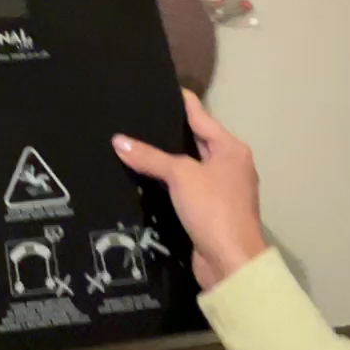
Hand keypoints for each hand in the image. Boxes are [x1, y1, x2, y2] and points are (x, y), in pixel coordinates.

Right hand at [113, 90, 267, 288]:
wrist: (231, 263)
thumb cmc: (213, 209)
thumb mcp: (180, 176)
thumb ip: (149, 157)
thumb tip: (118, 141)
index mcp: (230, 148)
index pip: (200, 115)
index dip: (179, 100)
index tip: (157, 86)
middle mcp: (229, 164)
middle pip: (195, 139)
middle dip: (168, 130)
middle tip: (136, 115)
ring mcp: (221, 188)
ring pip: (188, 164)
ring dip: (166, 158)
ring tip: (134, 142)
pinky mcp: (209, 210)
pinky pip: (184, 186)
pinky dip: (168, 181)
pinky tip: (144, 176)